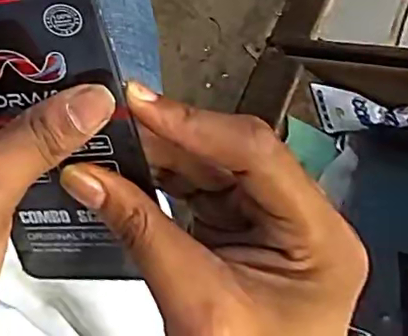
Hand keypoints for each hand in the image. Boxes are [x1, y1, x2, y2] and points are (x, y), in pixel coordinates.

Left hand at [0, 49, 114, 335]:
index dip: (26, 29)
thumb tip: (92, 96)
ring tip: (97, 101)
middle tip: (95, 72)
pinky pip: (21, 131)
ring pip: (17, 99)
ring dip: (53, 104)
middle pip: (5, 65)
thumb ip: (40, 134)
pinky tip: (81, 138)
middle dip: (48, 71)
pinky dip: (49, 134)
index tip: (71, 31)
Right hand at [60, 82, 367, 334]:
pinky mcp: (240, 227)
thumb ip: (140, 230)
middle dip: (165, 133)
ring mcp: (269, 220)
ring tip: (114, 137)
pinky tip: (129, 165)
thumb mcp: (197, 304)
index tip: (138, 102)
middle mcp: (301, 218)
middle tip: (115, 116)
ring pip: (207, 161)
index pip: (254, 151)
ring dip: (157, 149)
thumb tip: (87, 174)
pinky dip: (159, 173)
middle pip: (227, 150)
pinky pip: (195, 183)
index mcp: (320, 237)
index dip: (191, 121)